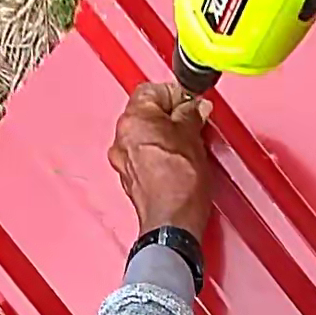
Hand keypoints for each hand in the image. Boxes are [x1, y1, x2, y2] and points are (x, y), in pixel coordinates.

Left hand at [108, 82, 213, 237]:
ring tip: (187, 148)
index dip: (177, 94)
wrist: (173, 224)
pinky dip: (159, 159)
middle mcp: (121, 139)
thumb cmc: (179, 187)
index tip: (193, 103)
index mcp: (133, 119)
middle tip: (193, 124)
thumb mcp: (193, 138)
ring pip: (145, 138)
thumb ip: (191, 115)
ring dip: (165, 138)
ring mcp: (124, 163)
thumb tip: (194, 108)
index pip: (153, 90)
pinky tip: (177, 167)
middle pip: (147, 114)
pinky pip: (145, 160)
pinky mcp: (131, 182)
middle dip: (170, 117)